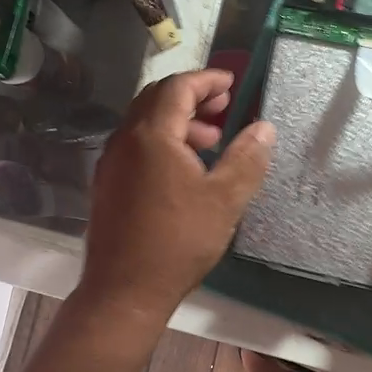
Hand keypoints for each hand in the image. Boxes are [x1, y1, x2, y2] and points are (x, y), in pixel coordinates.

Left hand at [76, 69, 275, 328]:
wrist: (123, 292)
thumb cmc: (178, 242)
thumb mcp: (224, 200)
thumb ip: (247, 158)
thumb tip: (264, 127)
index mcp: (151, 135)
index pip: (178, 87)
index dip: (207, 80)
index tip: (232, 84)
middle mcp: (125, 140)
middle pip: (157, 99)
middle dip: (192, 96)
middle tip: (223, 107)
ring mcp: (111, 163)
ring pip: (144, 123)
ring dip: (178, 121)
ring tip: (211, 141)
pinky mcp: (107, 184)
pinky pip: (136, 145)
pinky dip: (162, 141)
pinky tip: (184, 169)